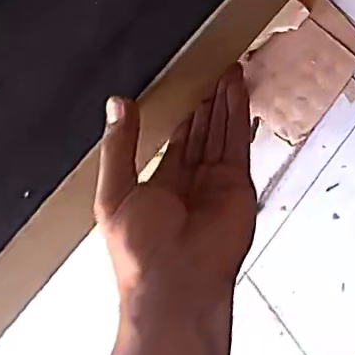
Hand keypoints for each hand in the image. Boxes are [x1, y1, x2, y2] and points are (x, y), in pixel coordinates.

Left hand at [96, 64, 256, 315]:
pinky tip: (238, 90)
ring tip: (230, 71)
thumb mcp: (114, 194)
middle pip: (204, 131)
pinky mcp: (237, 180)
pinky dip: (239, 112)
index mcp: (158, 186)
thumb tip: (115, 105)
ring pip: (222, 129)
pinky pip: (238, 139)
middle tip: (215, 72)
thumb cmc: (139, 252)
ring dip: (226, 100)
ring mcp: (216, 179)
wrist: (176, 283)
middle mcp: (190, 180)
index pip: (176, 142)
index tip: (190, 88)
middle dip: (209, 102)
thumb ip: (119, 147)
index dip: (184, 114)